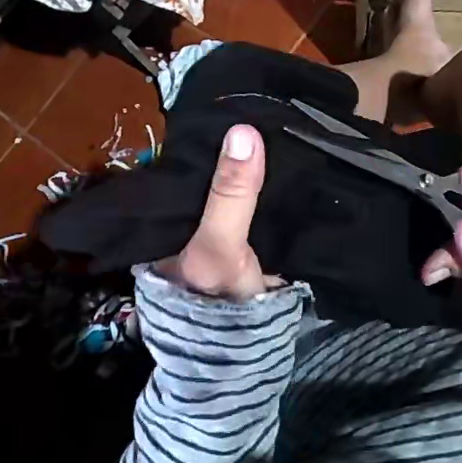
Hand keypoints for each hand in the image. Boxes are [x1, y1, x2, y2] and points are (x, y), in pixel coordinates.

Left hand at [154, 125, 280, 299]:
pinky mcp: (249, 241)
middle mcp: (189, 221)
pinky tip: (295, 167)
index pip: (183, 165)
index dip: (206, 139)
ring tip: (285, 131)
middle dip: (238, 152)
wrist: (248, 354)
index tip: (235, 108)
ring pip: (239, 189)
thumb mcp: (219, 245)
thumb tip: (243, 131)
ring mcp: (220, 231)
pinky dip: (275, 190)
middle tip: (270, 114)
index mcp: (166, 219)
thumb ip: (229, 195)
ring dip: (259, 169)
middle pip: (213, 175)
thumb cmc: (217, 302)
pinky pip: (261, 205)